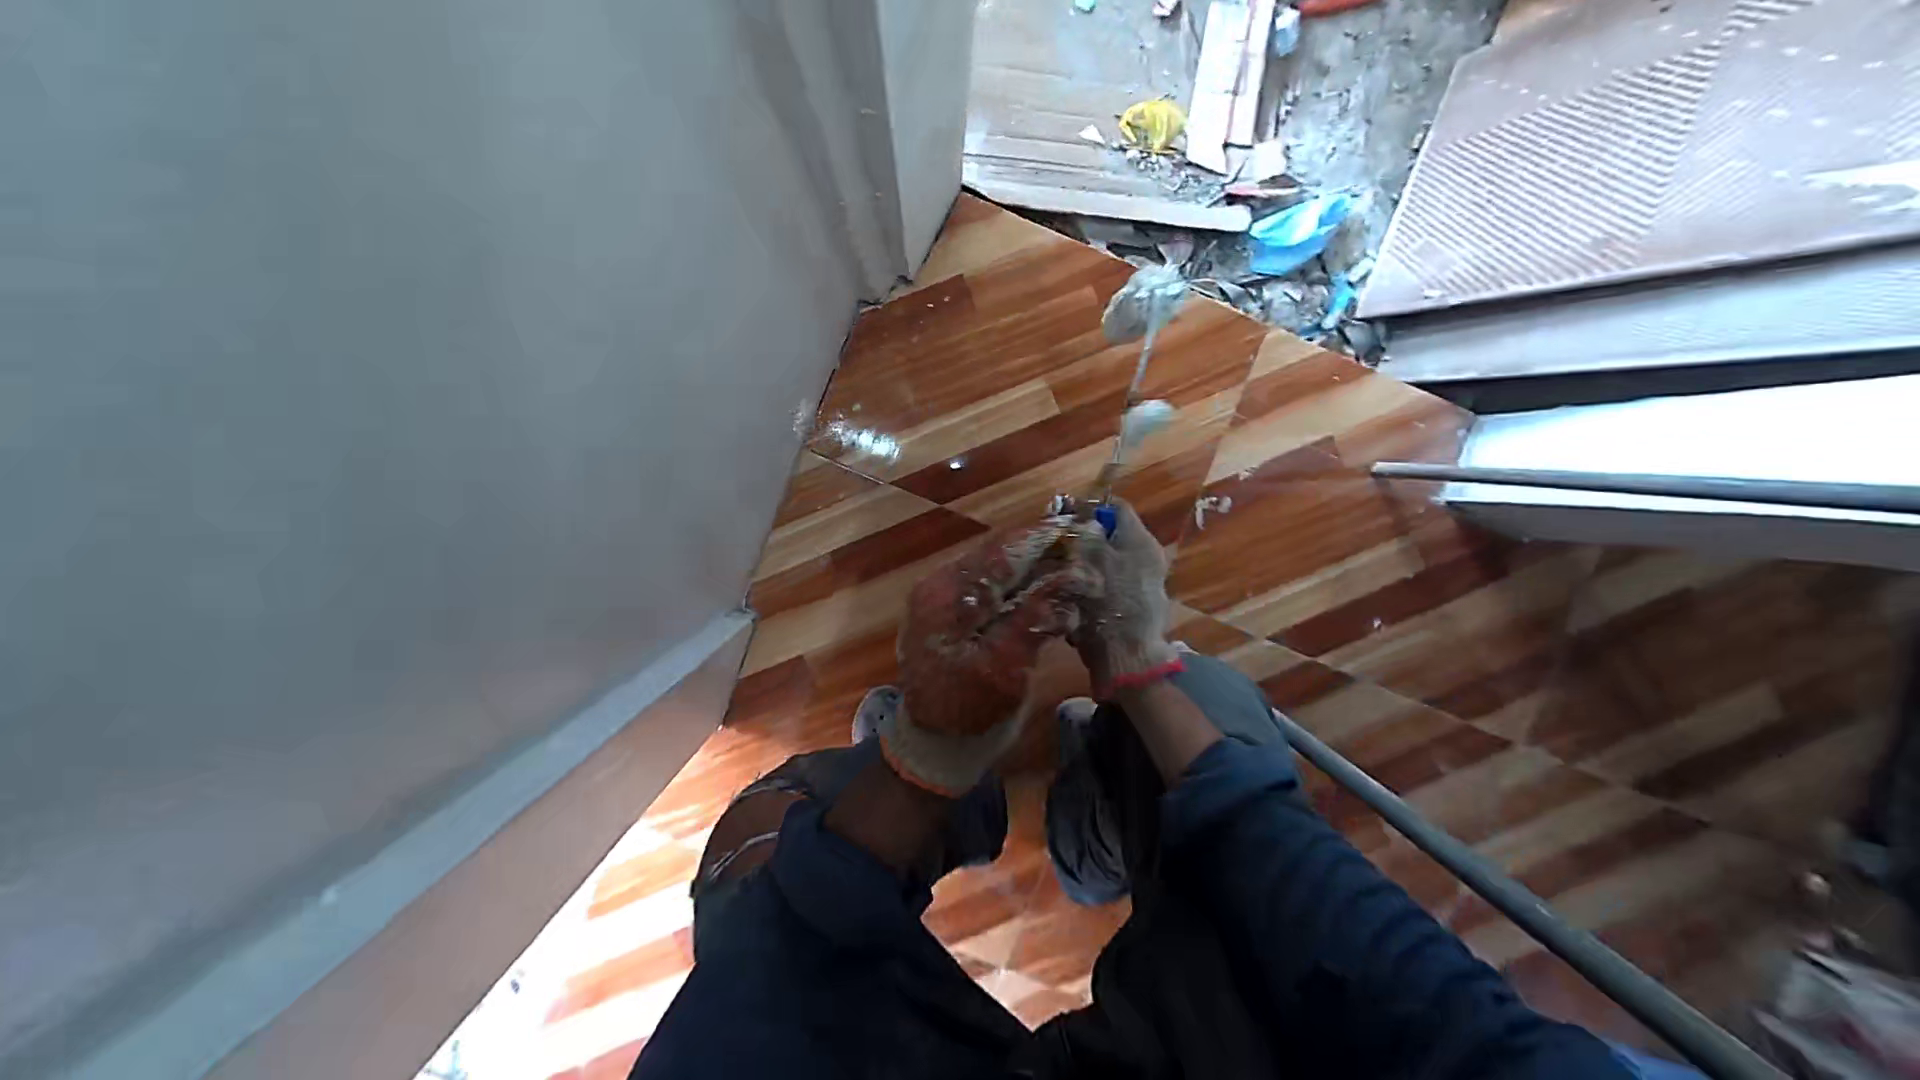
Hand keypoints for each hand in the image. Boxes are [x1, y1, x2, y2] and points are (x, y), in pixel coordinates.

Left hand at [883, 517, 1102, 794]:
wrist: (935, 745)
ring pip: (997, 570)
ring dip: (1035, 568)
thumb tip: (1072, 576)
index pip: (999, 553)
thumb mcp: (1005, 667)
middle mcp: (939, 587)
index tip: (1079, 530)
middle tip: (1083, 546)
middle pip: (998, 556)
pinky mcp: (954, 614)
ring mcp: (944, 599)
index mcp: (945, 596)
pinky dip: (1021, 587)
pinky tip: (1048, 589)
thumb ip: (1035, 618)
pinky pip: (992, 589)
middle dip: (1042, 551)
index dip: (1041, 539)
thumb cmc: (969, 711)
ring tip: (1074, 565)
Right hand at [1070, 500, 1182, 696]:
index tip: (1064, 516)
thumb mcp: (1094, 558)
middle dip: (1083, 537)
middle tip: (1057, 544)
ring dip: (1083, 562)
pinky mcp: (1131, 603)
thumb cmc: (1110, 602)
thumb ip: (1088, 532)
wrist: (1126, 655)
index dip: (1089, 507)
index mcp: (1140, 541)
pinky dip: (1090, 584)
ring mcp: (1141, 581)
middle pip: (1111, 534)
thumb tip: (1082, 513)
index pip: (1116, 507)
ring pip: (1107, 559)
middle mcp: (1146, 556)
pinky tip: (1072, 593)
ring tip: (1058, 569)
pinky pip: (1107, 583)